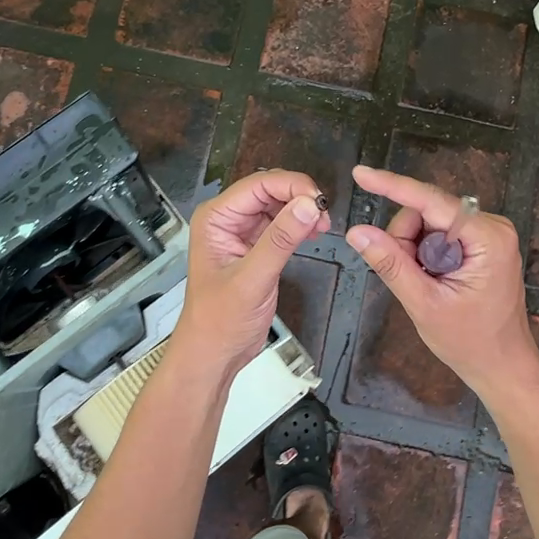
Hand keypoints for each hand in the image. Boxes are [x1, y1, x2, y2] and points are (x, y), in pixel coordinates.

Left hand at [172, 170, 330, 370]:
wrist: (214, 353)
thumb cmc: (219, 321)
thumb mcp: (251, 279)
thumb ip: (279, 240)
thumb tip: (307, 206)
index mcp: (216, 218)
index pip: (258, 185)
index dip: (291, 185)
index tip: (318, 200)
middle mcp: (227, 219)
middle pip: (270, 190)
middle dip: (299, 197)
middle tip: (324, 215)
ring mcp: (242, 233)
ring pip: (279, 205)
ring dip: (302, 211)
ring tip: (322, 226)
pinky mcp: (257, 248)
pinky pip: (282, 225)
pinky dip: (299, 226)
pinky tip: (313, 234)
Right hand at [344, 166, 538, 399]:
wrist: (502, 366)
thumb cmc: (470, 342)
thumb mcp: (423, 303)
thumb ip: (390, 264)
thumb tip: (357, 232)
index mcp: (487, 237)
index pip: (430, 201)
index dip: (392, 186)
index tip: (361, 174)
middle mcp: (491, 225)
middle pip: (425, 212)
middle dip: (406, 241)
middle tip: (411, 278)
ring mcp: (487, 233)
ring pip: (427, 223)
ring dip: (414, 251)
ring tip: (426, 285)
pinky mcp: (481, 243)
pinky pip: (438, 234)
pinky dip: (425, 255)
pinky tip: (433, 280)